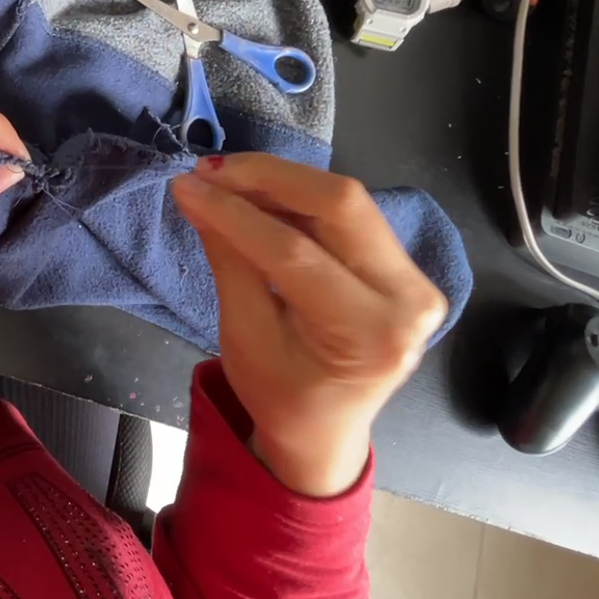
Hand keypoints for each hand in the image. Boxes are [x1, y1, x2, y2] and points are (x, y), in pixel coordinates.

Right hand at [171, 154, 445, 496]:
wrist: (323, 428)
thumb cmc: (278, 393)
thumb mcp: (242, 335)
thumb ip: (227, 258)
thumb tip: (195, 194)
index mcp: (368, 333)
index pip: (294, 252)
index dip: (233, 211)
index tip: (185, 185)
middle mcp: (408, 298)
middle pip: (340, 204)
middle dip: (266, 176)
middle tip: (208, 170)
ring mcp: (413, 278)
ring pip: (343, 199)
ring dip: (278, 179)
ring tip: (223, 177)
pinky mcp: (400, 264)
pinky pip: (345, 212)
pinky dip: (293, 195)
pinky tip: (253, 192)